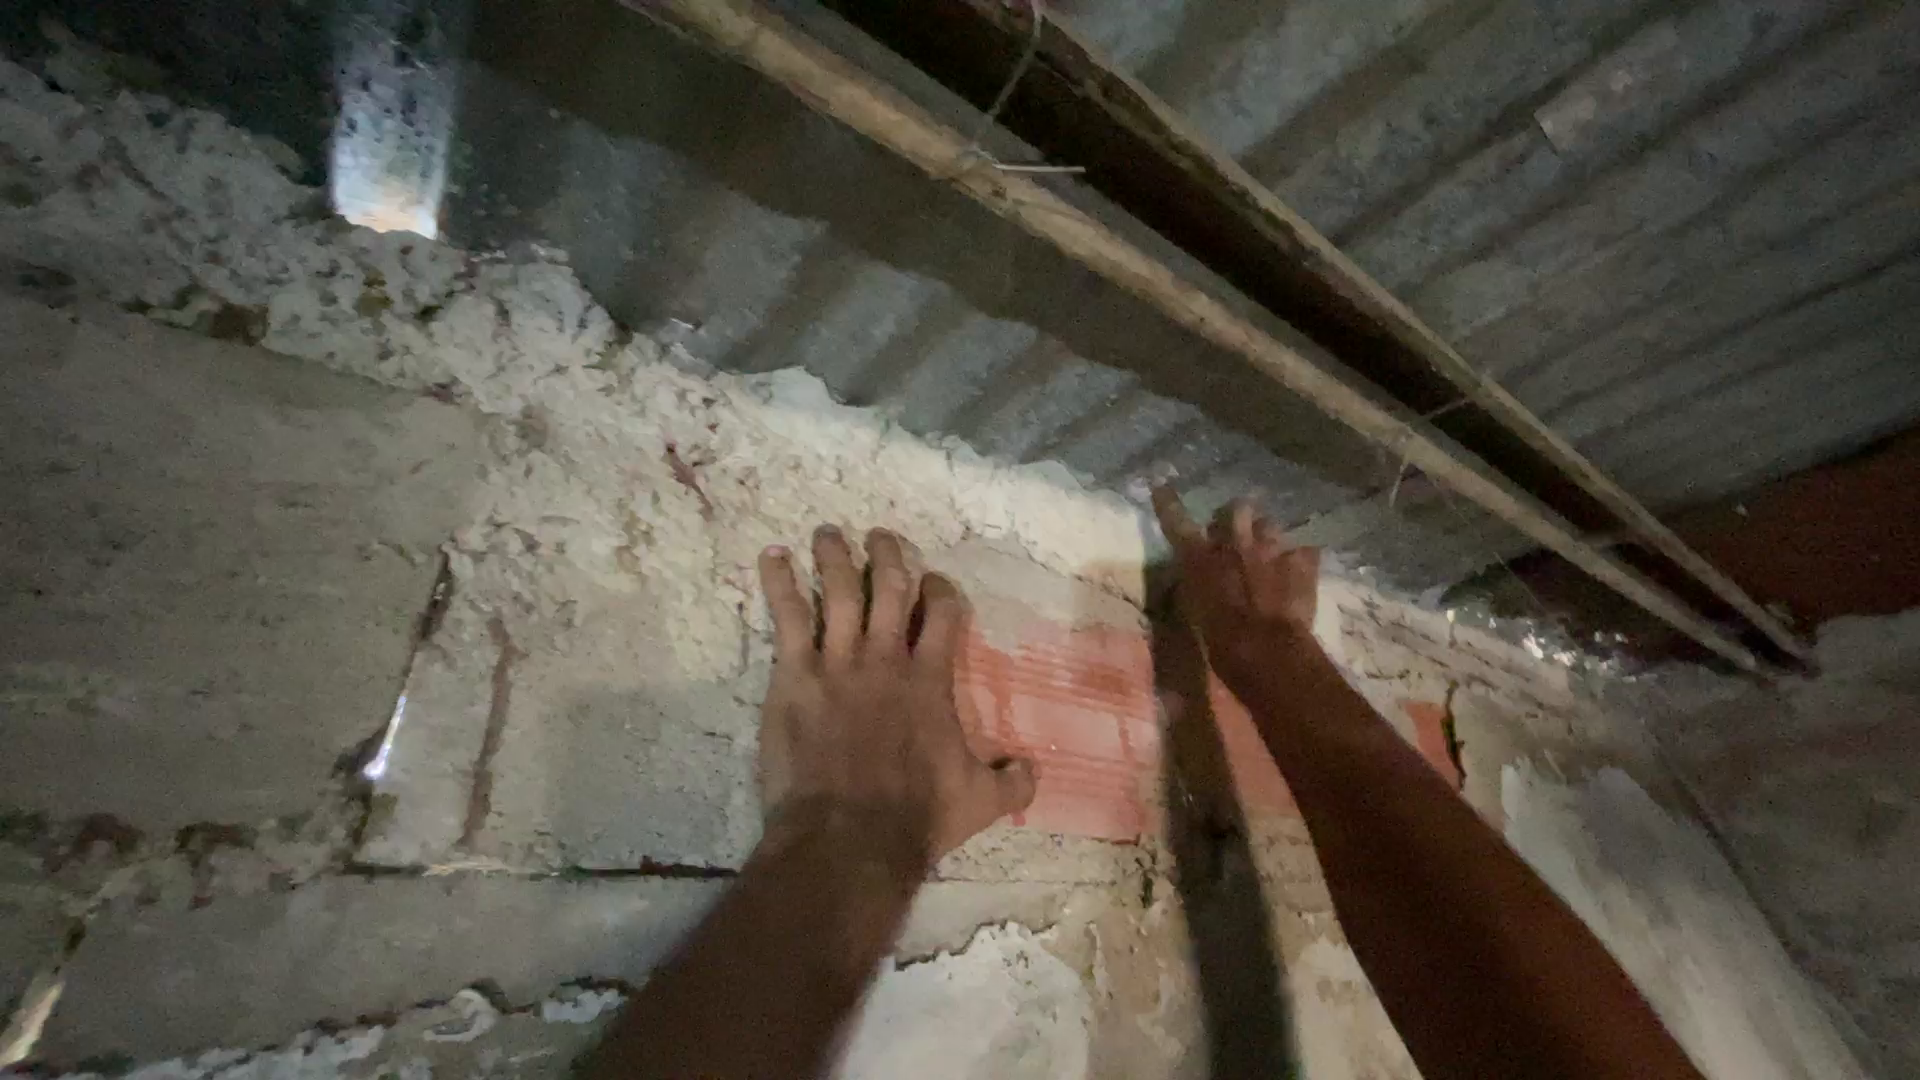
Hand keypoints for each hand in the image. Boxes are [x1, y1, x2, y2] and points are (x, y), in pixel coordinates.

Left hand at [755, 525, 1037, 874]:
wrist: (849, 838)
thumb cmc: (916, 816)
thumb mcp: (980, 803)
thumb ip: (1012, 783)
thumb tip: (1034, 770)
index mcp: (930, 679)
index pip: (942, 613)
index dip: (940, 589)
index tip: (933, 581)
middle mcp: (886, 657)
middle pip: (889, 586)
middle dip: (886, 555)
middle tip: (879, 536)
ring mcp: (839, 662)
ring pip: (838, 591)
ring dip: (833, 556)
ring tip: (827, 532)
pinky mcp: (795, 676)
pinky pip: (787, 618)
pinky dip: (779, 584)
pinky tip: (772, 558)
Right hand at [1151, 482, 1326, 694]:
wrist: (1267, 650)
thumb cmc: (1218, 638)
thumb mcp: (1193, 610)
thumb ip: (1195, 582)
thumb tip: (1195, 575)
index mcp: (1201, 556)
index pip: (1176, 520)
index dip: (1168, 503)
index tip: (1162, 488)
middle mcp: (1234, 542)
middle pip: (1235, 508)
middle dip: (1235, 516)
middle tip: (1236, 530)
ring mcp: (1272, 548)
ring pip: (1270, 524)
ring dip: (1267, 535)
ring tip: (1270, 550)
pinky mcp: (1304, 562)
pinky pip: (1304, 549)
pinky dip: (1300, 558)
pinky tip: (1300, 570)